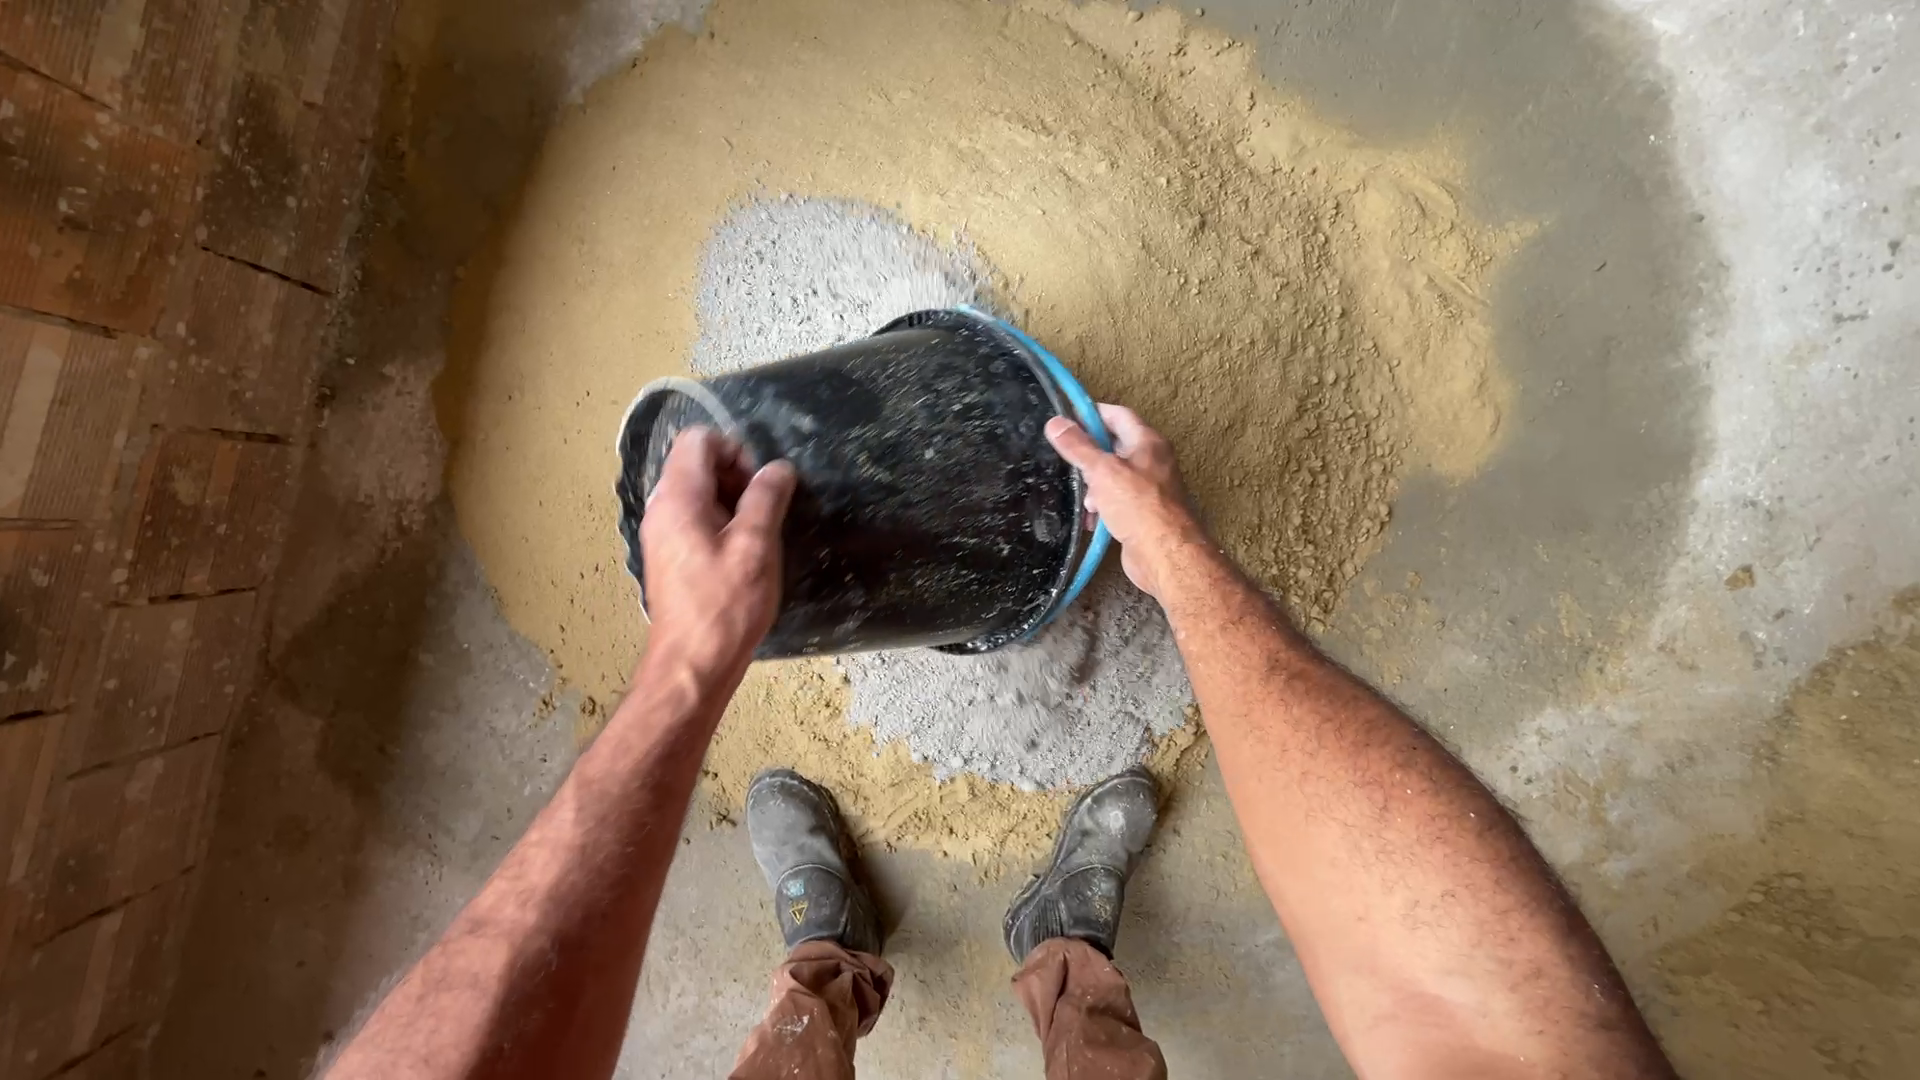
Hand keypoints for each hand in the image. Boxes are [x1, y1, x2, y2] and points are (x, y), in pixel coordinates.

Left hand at [639, 427, 796, 683]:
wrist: (693, 663)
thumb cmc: (726, 605)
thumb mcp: (756, 547)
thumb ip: (767, 498)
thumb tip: (778, 469)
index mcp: (678, 499)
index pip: (699, 440)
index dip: (736, 451)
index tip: (760, 485)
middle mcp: (662, 509)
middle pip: (697, 463)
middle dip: (737, 476)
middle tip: (764, 512)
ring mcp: (663, 533)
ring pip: (699, 492)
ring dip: (733, 502)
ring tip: (757, 536)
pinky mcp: (672, 555)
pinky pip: (696, 519)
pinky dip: (722, 523)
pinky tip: (743, 554)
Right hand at [1045, 405, 1206, 601]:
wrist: (1165, 554)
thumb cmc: (1139, 506)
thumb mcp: (1102, 471)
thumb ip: (1078, 447)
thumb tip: (1056, 423)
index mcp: (1148, 443)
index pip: (1118, 415)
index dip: (1092, 414)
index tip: (1067, 419)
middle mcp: (1153, 462)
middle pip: (1115, 447)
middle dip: (1090, 456)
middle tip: (1069, 462)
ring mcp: (1150, 489)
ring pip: (1114, 477)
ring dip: (1093, 487)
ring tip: (1083, 500)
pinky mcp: (1144, 513)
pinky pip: (1118, 502)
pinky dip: (1102, 507)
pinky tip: (1091, 521)